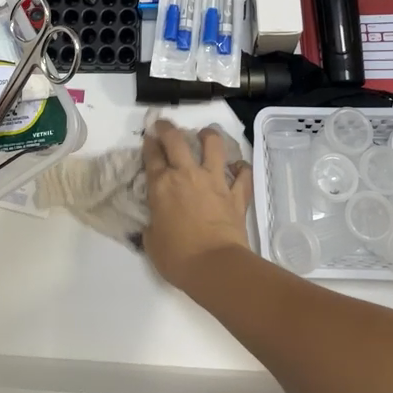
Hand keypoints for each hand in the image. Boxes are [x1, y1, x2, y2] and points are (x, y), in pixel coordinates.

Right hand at [140, 120, 253, 289]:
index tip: (148, 138)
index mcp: (161, 186)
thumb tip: (155, 222)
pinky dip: (242, 168)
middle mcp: (187, 175)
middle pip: (176, 140)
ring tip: (205, 134)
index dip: (149, 143)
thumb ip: (152, 225)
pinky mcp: (236, 194)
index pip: (151, 155)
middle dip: (168, 128)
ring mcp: (214, 181)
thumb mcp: (152, 243)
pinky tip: (239, 166)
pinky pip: (243, 174)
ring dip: (208, 135)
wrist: (216, 267)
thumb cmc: (178, 258)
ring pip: (213, 145)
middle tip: (165, 126)